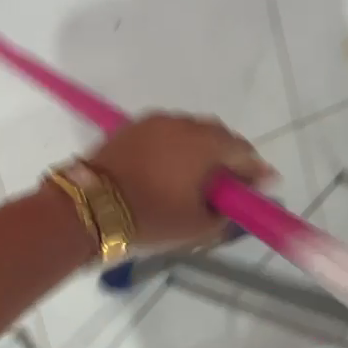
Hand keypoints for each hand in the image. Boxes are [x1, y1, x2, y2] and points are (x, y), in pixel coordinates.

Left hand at [85, 112, 273, 246]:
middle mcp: (179, 123)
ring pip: (185, 132)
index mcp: (204, 142)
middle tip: (228, 185)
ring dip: (197, 150)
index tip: (260, 189)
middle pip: (214, 135)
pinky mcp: (126, 129)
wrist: (87, 206)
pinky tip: (169, 170)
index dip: (254, 171)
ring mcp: (149, 123)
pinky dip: (171, 149)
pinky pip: (160, 135)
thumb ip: (229, 211)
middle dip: (226, 157)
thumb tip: (241, 200)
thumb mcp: (199, 225)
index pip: (241, 151)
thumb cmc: (149, 216)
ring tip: (197, 179)